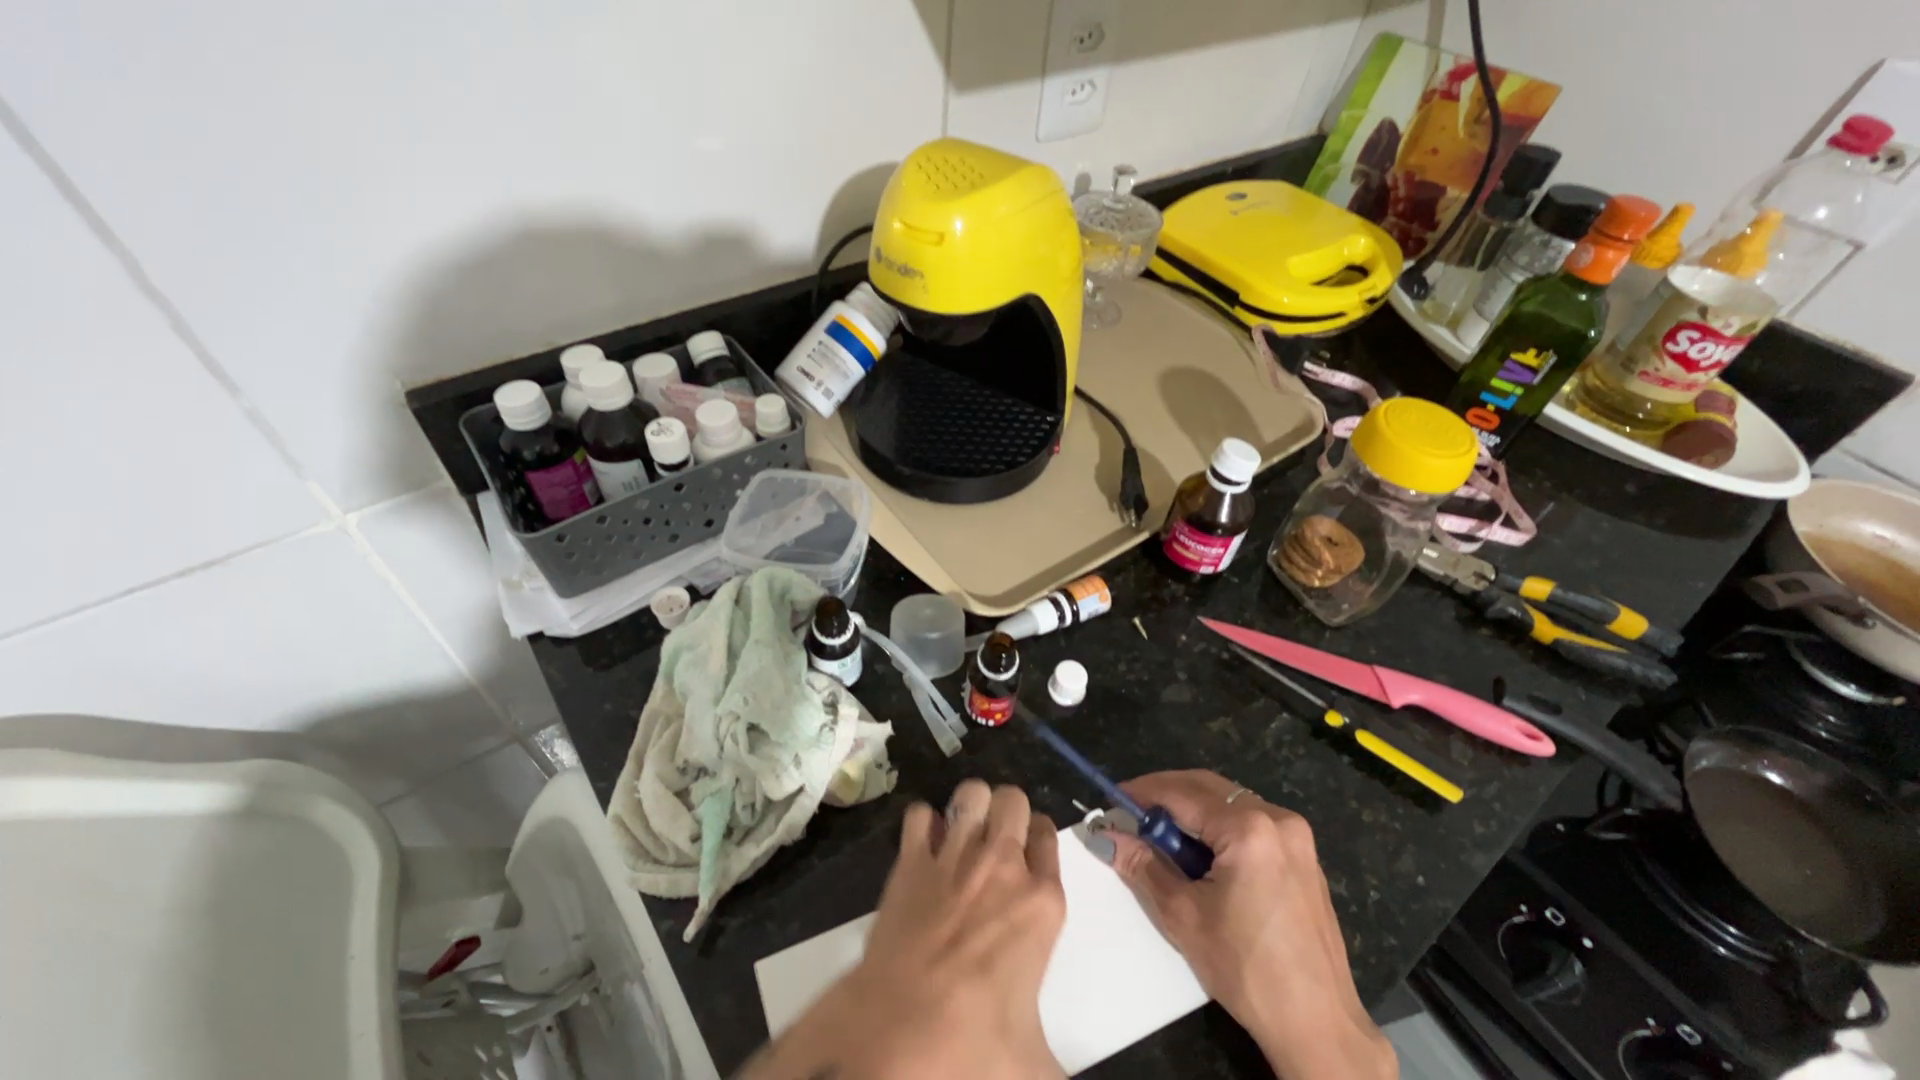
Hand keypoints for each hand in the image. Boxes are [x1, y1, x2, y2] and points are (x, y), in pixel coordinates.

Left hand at [741, 780, 1066, 1079]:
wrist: (904, 1028)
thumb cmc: (977, 1041)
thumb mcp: (1037, 1057)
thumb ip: (1059, 1055)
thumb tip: (1062, 1079)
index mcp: (1043, 902)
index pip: (1050, 835)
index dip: (1039, 840)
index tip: (1028, 855)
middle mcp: (1004, 865)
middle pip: (1014, 799)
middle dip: (1007, 812)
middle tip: (996, 841)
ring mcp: (955, 856)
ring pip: (971, 793)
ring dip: (969, 807)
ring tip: (962, 832)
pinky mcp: (911, 860)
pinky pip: (919, 814)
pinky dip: (922, 824)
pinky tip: (923, 848)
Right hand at [1107, 770, 1394, 1079]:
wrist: (1317, 1021)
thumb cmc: (1245, 968)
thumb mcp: (1183, 915)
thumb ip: (1143, 866)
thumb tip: (1106, 838)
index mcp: (1249, 829)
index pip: (1182, 793)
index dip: (1142, 793)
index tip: (1112, 800)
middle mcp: (1278, 819)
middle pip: (1209, 789)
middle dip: (1167, 797)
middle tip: (1131, 817)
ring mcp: (1297, 838)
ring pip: (1231, 804)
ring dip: (1193, 813)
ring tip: (1161, 841)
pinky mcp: (1304, 858)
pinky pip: (1253, 824)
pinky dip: (1220, 829)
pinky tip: (1200, 859)